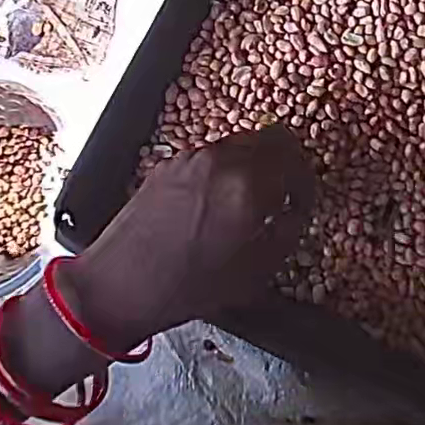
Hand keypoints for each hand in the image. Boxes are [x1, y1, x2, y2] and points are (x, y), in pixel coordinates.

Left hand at [67, 124, 316, 345]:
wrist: (119, 283)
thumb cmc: (186, 286)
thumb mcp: (254, 272)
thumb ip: (286, 233)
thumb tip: (294, 213)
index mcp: (248, 186)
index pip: (295, 161)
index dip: (305, 183)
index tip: (301, 202)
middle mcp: (220, 161)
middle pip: (270, 139)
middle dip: (284, 163)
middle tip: (284, 192)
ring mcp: (191, 158)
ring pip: (239, 144)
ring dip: (253, 165)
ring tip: (249, 201)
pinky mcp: (168, 163)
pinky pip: (210, 156)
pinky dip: (224, 170)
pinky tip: (215, 202)